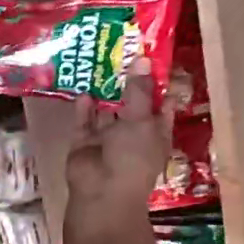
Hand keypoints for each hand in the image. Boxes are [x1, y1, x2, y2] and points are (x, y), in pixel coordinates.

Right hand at [65, 58, 172, 214]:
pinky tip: (82, 91)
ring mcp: (106, 139)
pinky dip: (83, 108)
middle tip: (119, 53)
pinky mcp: (84, 142)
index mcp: (156, 132)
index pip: (160, 104)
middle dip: (126, 83)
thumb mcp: (142, 120)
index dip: (156, 83)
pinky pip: (83, 121)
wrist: (101, 190)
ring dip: (102, 93)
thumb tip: (143, 60)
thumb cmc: (132, 156)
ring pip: (105, 111)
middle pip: (131, 104)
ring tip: (98, 65)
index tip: (149, 58)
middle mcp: (132, 134)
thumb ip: (140, 90)